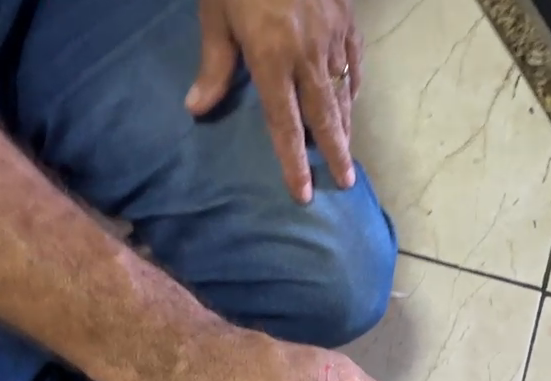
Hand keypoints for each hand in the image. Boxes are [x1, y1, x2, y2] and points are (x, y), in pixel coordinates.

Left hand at [185, 0, 359, 202]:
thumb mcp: (216, 12)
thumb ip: (214, 65)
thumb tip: (197, 109)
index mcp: (271, 58)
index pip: (284, 124)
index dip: (294, 162)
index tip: (304, 193)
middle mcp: (306, 56)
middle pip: (324, 117)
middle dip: (336, 153)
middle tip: (347, 182)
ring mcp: (331, 36)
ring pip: (341, 92)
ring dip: (346, 126)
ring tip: (349, 152)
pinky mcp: (345, 17)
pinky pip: (353, 62)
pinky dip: (352, 86)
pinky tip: (351, 100)